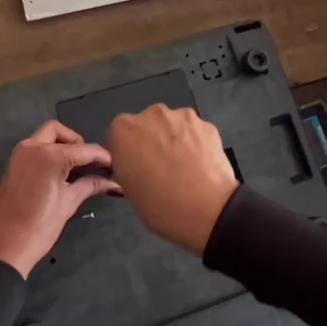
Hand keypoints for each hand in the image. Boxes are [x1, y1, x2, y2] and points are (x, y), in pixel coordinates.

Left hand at [0, 120, 119, 278]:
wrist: (3, 247)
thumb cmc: (39, 227)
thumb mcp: (68, 204)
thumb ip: (90, 185)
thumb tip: (113, 183)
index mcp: (50, 156)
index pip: (84, 150)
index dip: (102, 156)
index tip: (115, 164)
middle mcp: (33, 147)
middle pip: (60, 132)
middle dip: (77, 142)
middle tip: (89, 162)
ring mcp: (20, 154)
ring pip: (45, 137)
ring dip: (62, 146)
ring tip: (77, 169)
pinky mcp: (13, 164)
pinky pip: (36, 149)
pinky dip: (50, 154)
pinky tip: (61, 173)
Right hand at [107, 105, 237, 255]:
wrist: (207, 211)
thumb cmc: (160, 205)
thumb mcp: (129, 191)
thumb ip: (127, 167)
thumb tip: (135, 165)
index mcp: (123, 129)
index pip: (119, 135)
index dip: (127, 152)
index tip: (135, 167)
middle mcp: (151, 114)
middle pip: (147, 124)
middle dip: (151, 141)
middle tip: (160, 169)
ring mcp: (182, 117)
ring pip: (173, 126)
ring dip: (174, 140)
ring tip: (184, 169)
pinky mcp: (207, 125)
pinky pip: (195, 133)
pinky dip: (196, 144)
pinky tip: (200, 166)